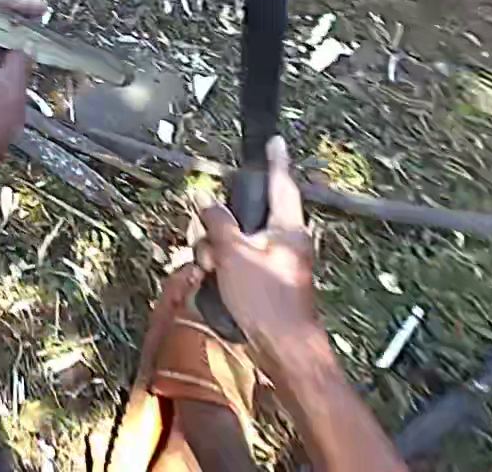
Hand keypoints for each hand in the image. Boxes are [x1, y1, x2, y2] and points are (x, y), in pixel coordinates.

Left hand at [0, 0, 43, 198]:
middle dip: (18, 24)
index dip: (17, 5)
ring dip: (15, 44)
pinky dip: (8, 61)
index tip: (42, 9)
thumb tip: (30, 38)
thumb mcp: (12, 86)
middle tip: (44, 25)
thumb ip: (22, 57)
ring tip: (40, 48)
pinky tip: (25, 70)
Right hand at [196, 136, 323, 366]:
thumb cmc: (266, 298)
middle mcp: (283, 240)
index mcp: (287, 228)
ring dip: (213, 250)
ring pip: (231, 237)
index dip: (276, 161)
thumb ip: (217, 220)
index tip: (276, 141)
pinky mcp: (262, 278)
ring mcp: (273, 260)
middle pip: (241, 215)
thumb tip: (204, 197)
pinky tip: (213, 279)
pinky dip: (219, 264)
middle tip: (209, 247)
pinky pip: (232, 258)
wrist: (284, 350)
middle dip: (215, 228)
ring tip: (212, 270)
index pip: (281, 185)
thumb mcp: (233, 252)